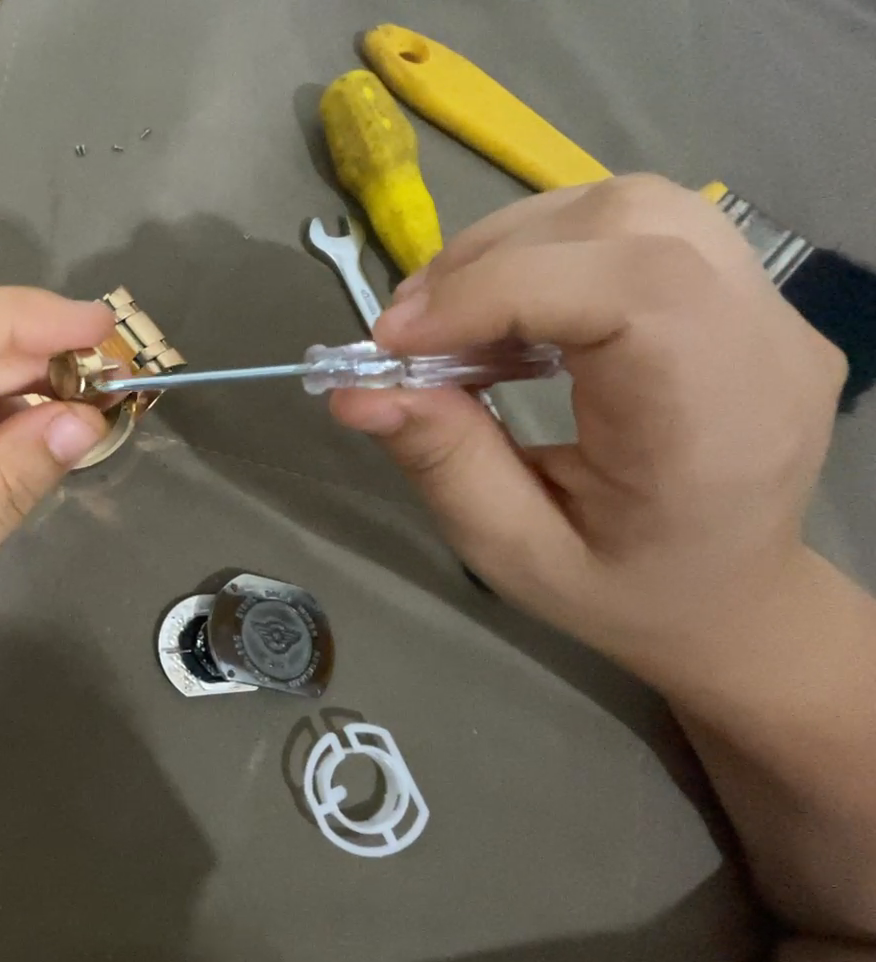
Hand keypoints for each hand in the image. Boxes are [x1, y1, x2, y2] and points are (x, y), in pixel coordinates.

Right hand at [331, 175, 847, 688]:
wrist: (727, 595)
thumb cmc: (619, 590)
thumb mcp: (511, 550)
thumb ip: (443, 463)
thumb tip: (356, 393)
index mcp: (719, 420)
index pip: (632, 289)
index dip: (496, 292)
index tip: (392, 342)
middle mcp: (764, 339)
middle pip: (630, 221)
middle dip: (489, 260)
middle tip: (402, 332)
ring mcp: (763, 305)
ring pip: (630, 206)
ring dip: (508, 247)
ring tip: (440, 319)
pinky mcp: (735, 294)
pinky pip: (633, 228)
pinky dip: (538, 251)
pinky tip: (493, 314)